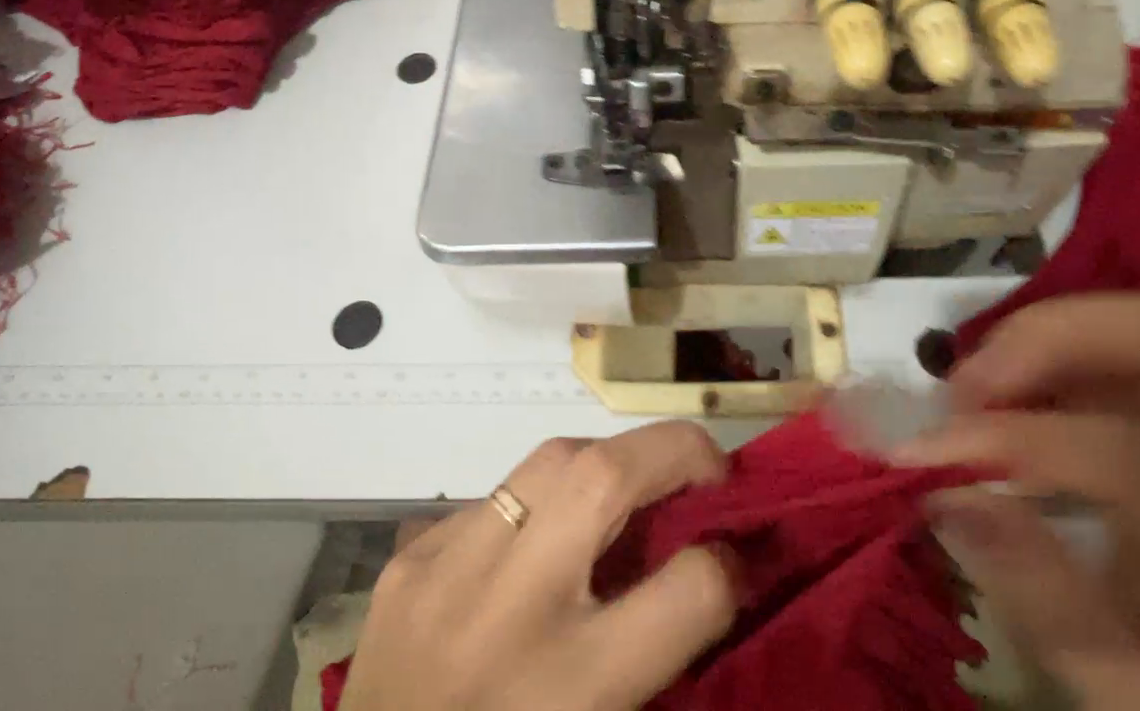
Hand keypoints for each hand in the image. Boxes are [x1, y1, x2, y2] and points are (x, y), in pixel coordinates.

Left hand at [340, 422, 739, 710]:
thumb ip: (658, 650)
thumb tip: (713, 568)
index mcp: (571, 687)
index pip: (686, 592)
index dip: (727, 565)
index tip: (732, 558)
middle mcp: (505, 616)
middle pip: (602, 477)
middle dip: (670, 452)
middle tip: (702, 471)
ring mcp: (443, 572)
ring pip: (547, 461)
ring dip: (606, 462)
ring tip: (628, 489)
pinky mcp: (407, 560)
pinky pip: (496, 500)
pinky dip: (538, 504)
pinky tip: (540, 538)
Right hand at [899, 293, 1139, 710]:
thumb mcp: (1123, 692)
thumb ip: (1041, 598)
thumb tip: (946, 494)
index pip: (1135, 458)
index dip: (1016, 439)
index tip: (927, 453)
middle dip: (1056, 336)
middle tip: (970, 386)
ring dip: (1056, 337)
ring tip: (982, 386)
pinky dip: (1070, 354)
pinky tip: (1021, 395)